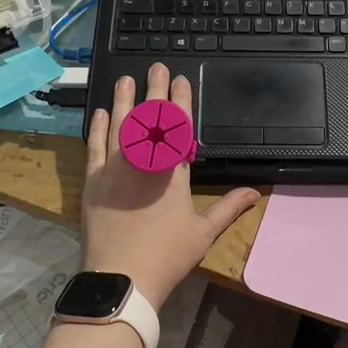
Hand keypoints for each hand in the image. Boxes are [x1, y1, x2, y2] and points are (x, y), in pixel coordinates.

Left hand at [81, 64, 260, 308]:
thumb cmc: (166, 255)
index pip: (177, 127)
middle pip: (149, 118)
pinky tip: (102, 112)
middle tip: (155, 67)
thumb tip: (254, 193)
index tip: (180, 80)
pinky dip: (97, 128)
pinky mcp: (92, 182)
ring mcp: (114, 169)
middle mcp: (142, 162)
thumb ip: (228, 208)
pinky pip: (94, 147)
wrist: (120, 280)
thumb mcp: (203, 233)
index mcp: (171, 172)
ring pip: (119, 125)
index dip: (180, 100)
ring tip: (126, 79)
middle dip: (153, 90)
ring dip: (124, 100)